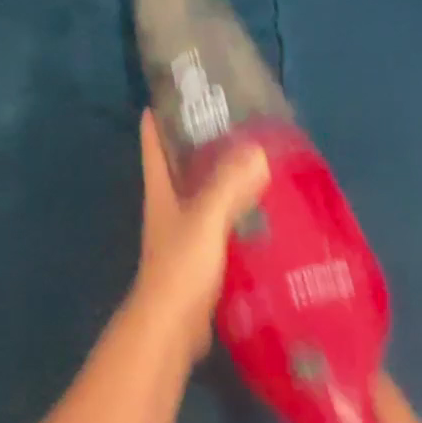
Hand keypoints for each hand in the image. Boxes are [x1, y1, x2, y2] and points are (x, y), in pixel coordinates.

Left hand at [129, 110, 268, 365]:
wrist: (171, 330)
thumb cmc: (180, 269)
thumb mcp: (205, 220)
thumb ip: (227, 185)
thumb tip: (257, 149)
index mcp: (161, 192)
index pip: (155, 143)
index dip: (162, 115)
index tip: (184, 92)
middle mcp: (168, 209)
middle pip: (181, 167)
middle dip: (204, 144)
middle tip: (242, 124)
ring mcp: (183, 237)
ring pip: (204, 197)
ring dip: (226, 181)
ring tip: (263, 163)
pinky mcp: (201, 262)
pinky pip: (222, 228)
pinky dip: (239, 216)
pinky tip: (267, 214)